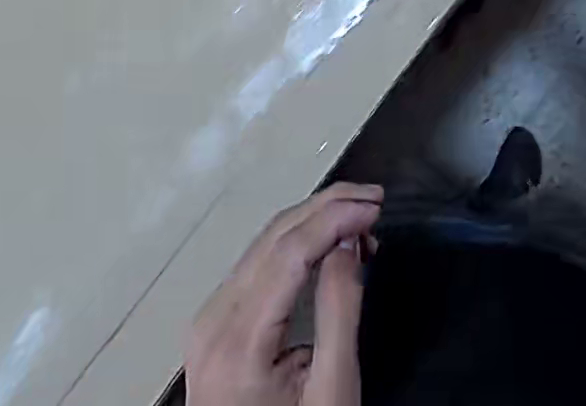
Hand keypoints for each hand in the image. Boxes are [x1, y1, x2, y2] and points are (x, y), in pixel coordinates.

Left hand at [186, 183, 381, 405]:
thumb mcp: (332, 392)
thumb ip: (340, 311)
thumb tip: (348, 241)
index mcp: (238, 340)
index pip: (289, 251)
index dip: (334, 217)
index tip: (376, 206)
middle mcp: (214, 316)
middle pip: (274, 236)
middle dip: (328, 206)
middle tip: (375, 200)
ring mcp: (209, 315)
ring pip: (266, 240)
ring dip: (315, 218)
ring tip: (361, 214)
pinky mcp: (216, 318)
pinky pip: (260, 260)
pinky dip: (299, 240)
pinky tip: (329, 237)